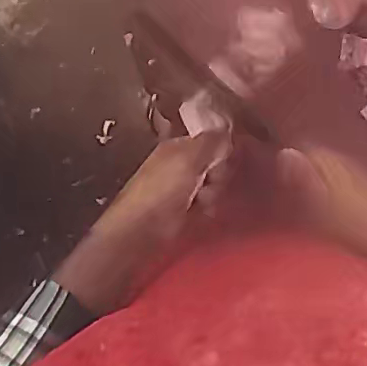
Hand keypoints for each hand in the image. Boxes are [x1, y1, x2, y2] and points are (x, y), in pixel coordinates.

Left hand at [53, 129, 231, 312]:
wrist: (139, 234)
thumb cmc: (161, 190)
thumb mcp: (188, 158)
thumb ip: (210, 142)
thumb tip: (227, 131)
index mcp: (176, 147)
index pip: (209, 140)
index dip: (220, 150)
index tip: (222, 160)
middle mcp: (179, 165)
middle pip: (214, 165)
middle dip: (218, 175)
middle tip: (210, 183)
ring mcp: (180, 190)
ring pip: (213, 186)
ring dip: (213, 195)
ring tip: (201, 204)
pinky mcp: (183, 213)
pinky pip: (207, 206)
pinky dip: (207, 210)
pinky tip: (201, 215)